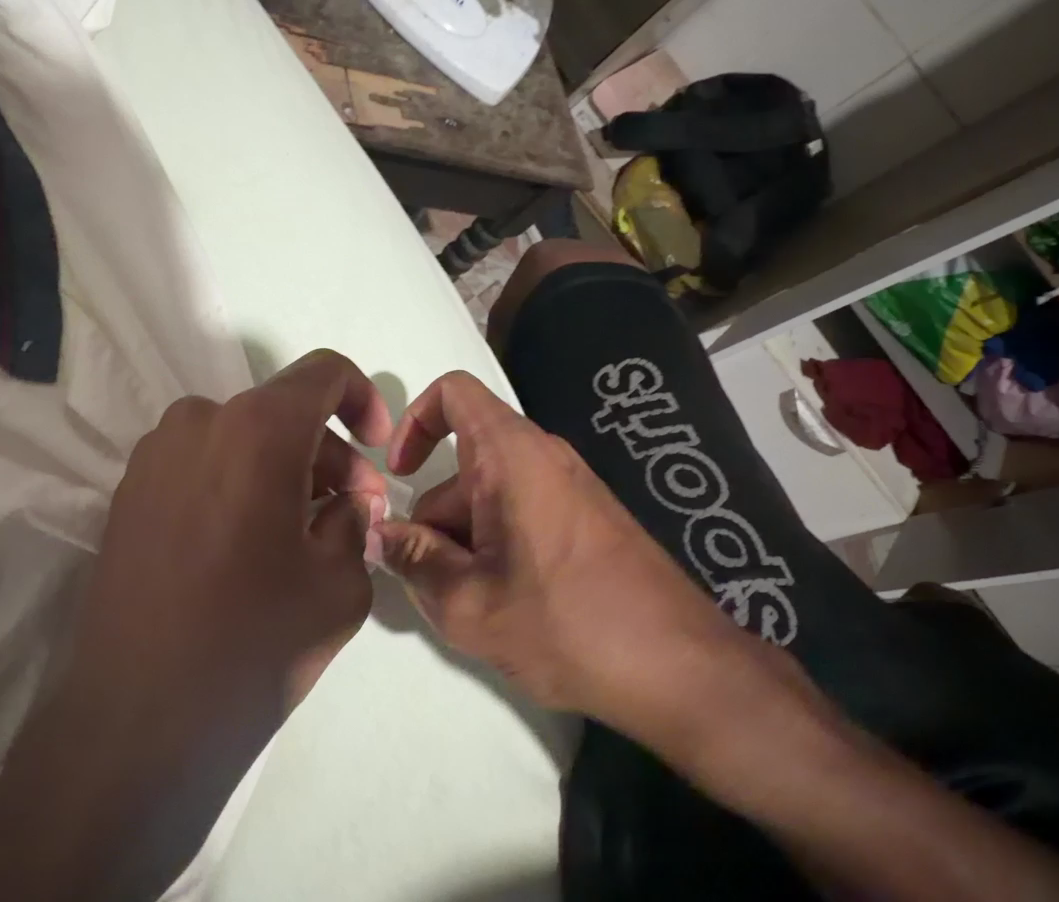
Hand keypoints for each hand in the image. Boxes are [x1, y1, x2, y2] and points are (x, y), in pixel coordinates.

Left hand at [0, 350, 392, 901]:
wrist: (138, 712)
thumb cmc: (255, 639)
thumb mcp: (340, 580)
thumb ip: (354, 521)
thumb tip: (344, 503)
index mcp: (258, 429)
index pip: (324, 373)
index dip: (364, 401)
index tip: (378, 451)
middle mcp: (199, 422)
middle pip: (282, 413)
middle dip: (328, 455)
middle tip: (352, 515)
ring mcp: (153, 456)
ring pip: (240, 440)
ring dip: (282, 471)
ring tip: (301, 537)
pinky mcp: (127, 494)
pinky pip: (201, 466)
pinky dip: (237, 485)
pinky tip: (248, 548)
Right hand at [373, 371, 818, 778]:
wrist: (679, 666)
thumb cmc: (566, 625)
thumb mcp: (469, 603)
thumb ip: (414, 561)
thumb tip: (379, 533)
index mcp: (512, 455)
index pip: (454, 392)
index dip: (414, 420)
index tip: (397, 477)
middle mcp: (545, 457)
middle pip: (465, 463)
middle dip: (434, 517)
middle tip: (428, 584)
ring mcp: (572, 489)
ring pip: (492, 496)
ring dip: (465, 541)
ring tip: (469, 608)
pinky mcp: (589, 521)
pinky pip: (524, 514)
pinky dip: (499, 548)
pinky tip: (506, 608)